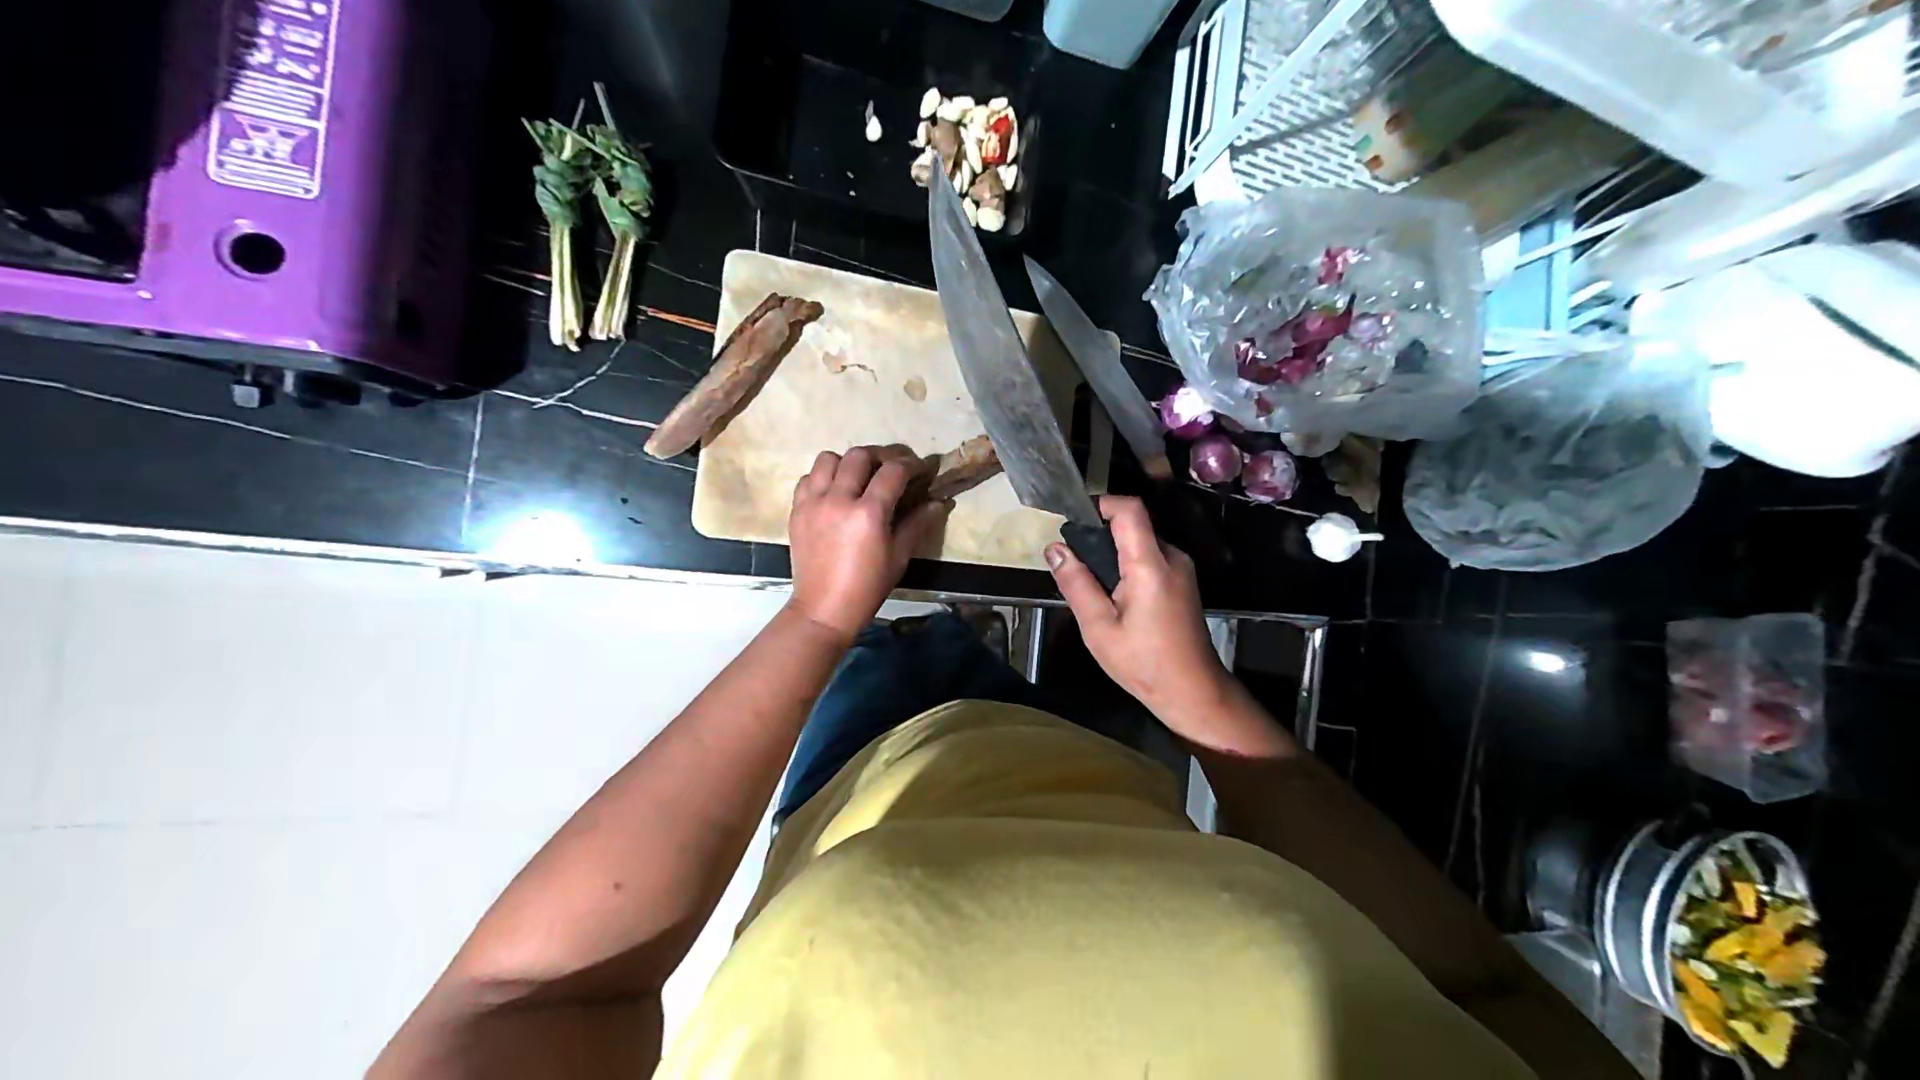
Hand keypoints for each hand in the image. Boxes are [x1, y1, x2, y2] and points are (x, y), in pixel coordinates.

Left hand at [788, 446, 950, 643]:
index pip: (893, 471)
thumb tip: (937, 502)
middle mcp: (838, 499)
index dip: (912, 465)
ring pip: (828, 459)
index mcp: (868, 513)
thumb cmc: (867, 586)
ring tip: (858, 477)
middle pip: (860, 455)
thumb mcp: (899, 557)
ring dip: (848, 462)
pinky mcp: (797, 510)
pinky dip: (822, 478)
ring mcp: (813, 503)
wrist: (824, 608)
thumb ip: (918, 524)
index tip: (920, 469)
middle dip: (881, 456)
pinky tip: (833, 492)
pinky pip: (807, 478)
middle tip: (891, 469)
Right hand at [1047, 496, 1231, 727]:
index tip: (1075, 518)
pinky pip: (1150, 558)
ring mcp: (1181, 568)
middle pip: (1134, 525)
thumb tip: (1055, 549)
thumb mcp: (1098, 628)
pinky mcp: (1183, 581)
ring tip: (1089, 582)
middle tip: (1073, 561)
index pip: (1130, 510)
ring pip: (1141, 542)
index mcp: (1151, 565)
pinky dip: (1128, 565)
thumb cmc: (1143, 663)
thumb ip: (1076, 583)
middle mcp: (1172, 557)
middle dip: (1101, 534)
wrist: (1192, 690)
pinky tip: (1112, 595)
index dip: (1102, 503)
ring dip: (1113, 552)